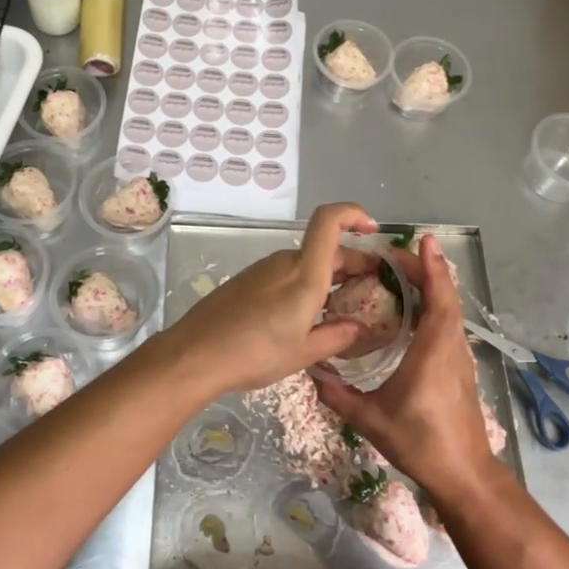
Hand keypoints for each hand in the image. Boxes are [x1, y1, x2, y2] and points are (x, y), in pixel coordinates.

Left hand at [162, 202, 381, 394]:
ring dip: (329, 278)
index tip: (373, 231)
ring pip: (307, 263)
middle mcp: (285, 262)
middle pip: (326, 248)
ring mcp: (264, 269)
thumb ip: (337, 337)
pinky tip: (304, 317)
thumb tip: (358, 327)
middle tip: (371, 293)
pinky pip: (287, 274)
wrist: (195, 354)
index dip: (353, 214)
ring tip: (340, 313)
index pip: (329, 221)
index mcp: (305, 274)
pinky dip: (305, 286)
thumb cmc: (255, 354)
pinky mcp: (248, 280)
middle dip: (353, 265)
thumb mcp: (303, 353)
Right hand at [316, 234, 495, 497]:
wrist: (464, 475)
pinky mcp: (459, 369)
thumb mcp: (371, 420)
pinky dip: (433, 306)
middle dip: (424, 270)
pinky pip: (448, 325)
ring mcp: (459, 358)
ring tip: (400, 275)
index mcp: (434, 351)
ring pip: (449, 311)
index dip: (432, 267)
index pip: (438, 298)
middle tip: (393, 255)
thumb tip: (310, 370)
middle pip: (444, 297)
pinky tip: (412, 311)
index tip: (423, 240)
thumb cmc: (420, 443)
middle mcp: (451, 347)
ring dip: (431, 287)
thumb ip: (339, 394)